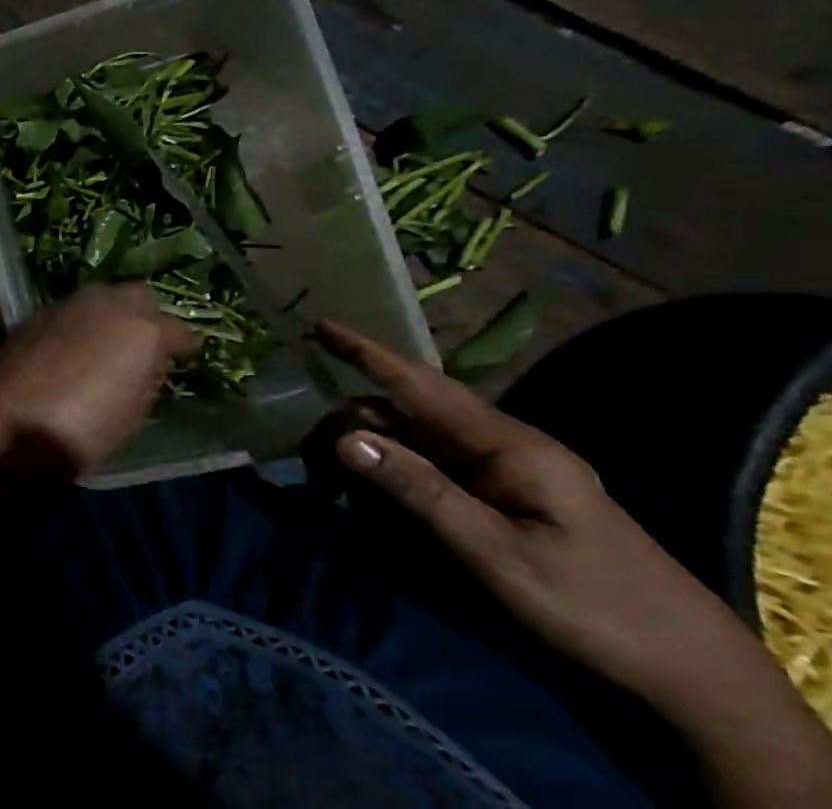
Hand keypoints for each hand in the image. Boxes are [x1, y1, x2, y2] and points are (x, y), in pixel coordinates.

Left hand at [0, 285, 199, 471]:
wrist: (8, 428)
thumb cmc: (82, 432)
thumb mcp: (134, 415)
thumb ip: (148, 378)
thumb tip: (149, 364)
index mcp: (142, 330)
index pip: (179, 330)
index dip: (185, 346)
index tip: (186, 358)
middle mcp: (106, 304)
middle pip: (140, 296)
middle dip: (148, 316)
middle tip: (145, 343)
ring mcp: (67, 305)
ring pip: (101, 295)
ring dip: (111, 314)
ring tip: (108, 342)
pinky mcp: (35, 314)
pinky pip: (69, 310)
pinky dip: (79, 323)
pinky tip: (72, 346)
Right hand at [318, 318, 831, 808]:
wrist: (681, 668)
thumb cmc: (589, 606)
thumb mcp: (495, 554)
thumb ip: (419, 490)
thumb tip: (344, 436)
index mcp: (507, 446)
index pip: (420, 385)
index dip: (366, 353)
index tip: (318, 326)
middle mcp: (499, 446)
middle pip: (401, 416)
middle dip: (345, 434)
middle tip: (313, 482)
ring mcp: (500, 471)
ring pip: (407, 442)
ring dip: (363, 462)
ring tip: (335, 500)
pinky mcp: (499, 496)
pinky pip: (426, 470)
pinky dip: (388, 481)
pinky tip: (373, 511)